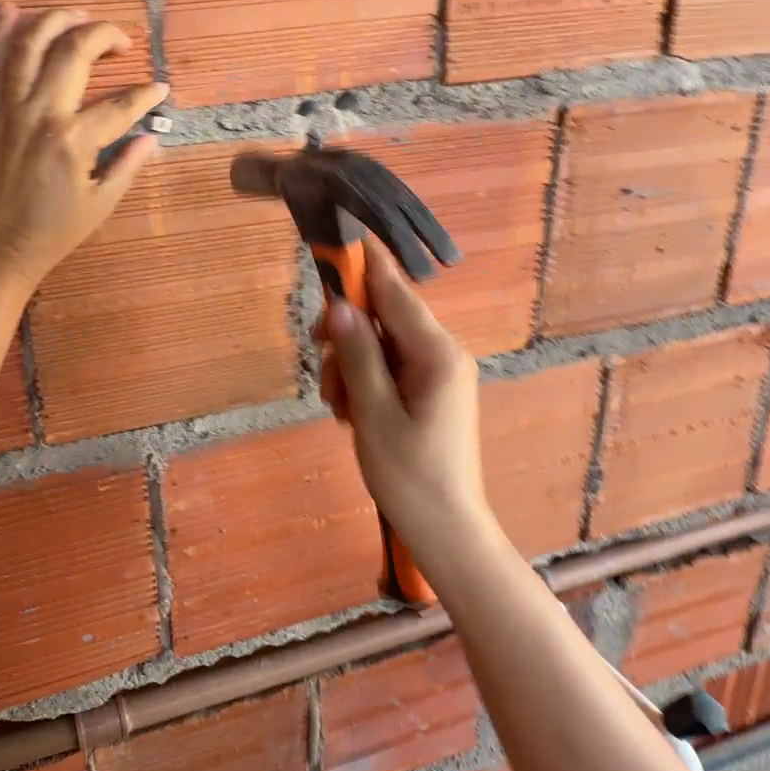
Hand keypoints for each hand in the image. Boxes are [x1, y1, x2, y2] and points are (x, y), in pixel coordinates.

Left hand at [0, 3, 168, 286]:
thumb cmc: (51, 234)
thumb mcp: (100, 205)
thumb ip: (127, 166)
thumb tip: (152, 138)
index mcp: (75, 141)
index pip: (122, 104)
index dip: (146, 95)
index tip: (160, 89)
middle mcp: (42, 115)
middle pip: (75, 51)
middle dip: (104, 34)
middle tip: (121, 41)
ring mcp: (10, 110)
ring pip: (31, 44)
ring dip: (57, 18)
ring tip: (78, 12)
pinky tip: (9, 9)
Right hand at [322, 236, 489, 539]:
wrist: (445, 529)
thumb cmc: (409, 475)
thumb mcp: (374, 413)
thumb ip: (357, 355)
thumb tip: (339, 306)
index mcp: (436, 353)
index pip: (395, 291)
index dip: (363, 265)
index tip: (334, 240)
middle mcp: (441, 353)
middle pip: (382, 317)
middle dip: (345, 337)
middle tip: (324, 373)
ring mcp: (436, 372)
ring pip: (378, 345)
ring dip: (349, 367)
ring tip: (340, 411)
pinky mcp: (427, 391)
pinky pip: (387, 368)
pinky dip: (363, 383)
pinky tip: (352, 415)